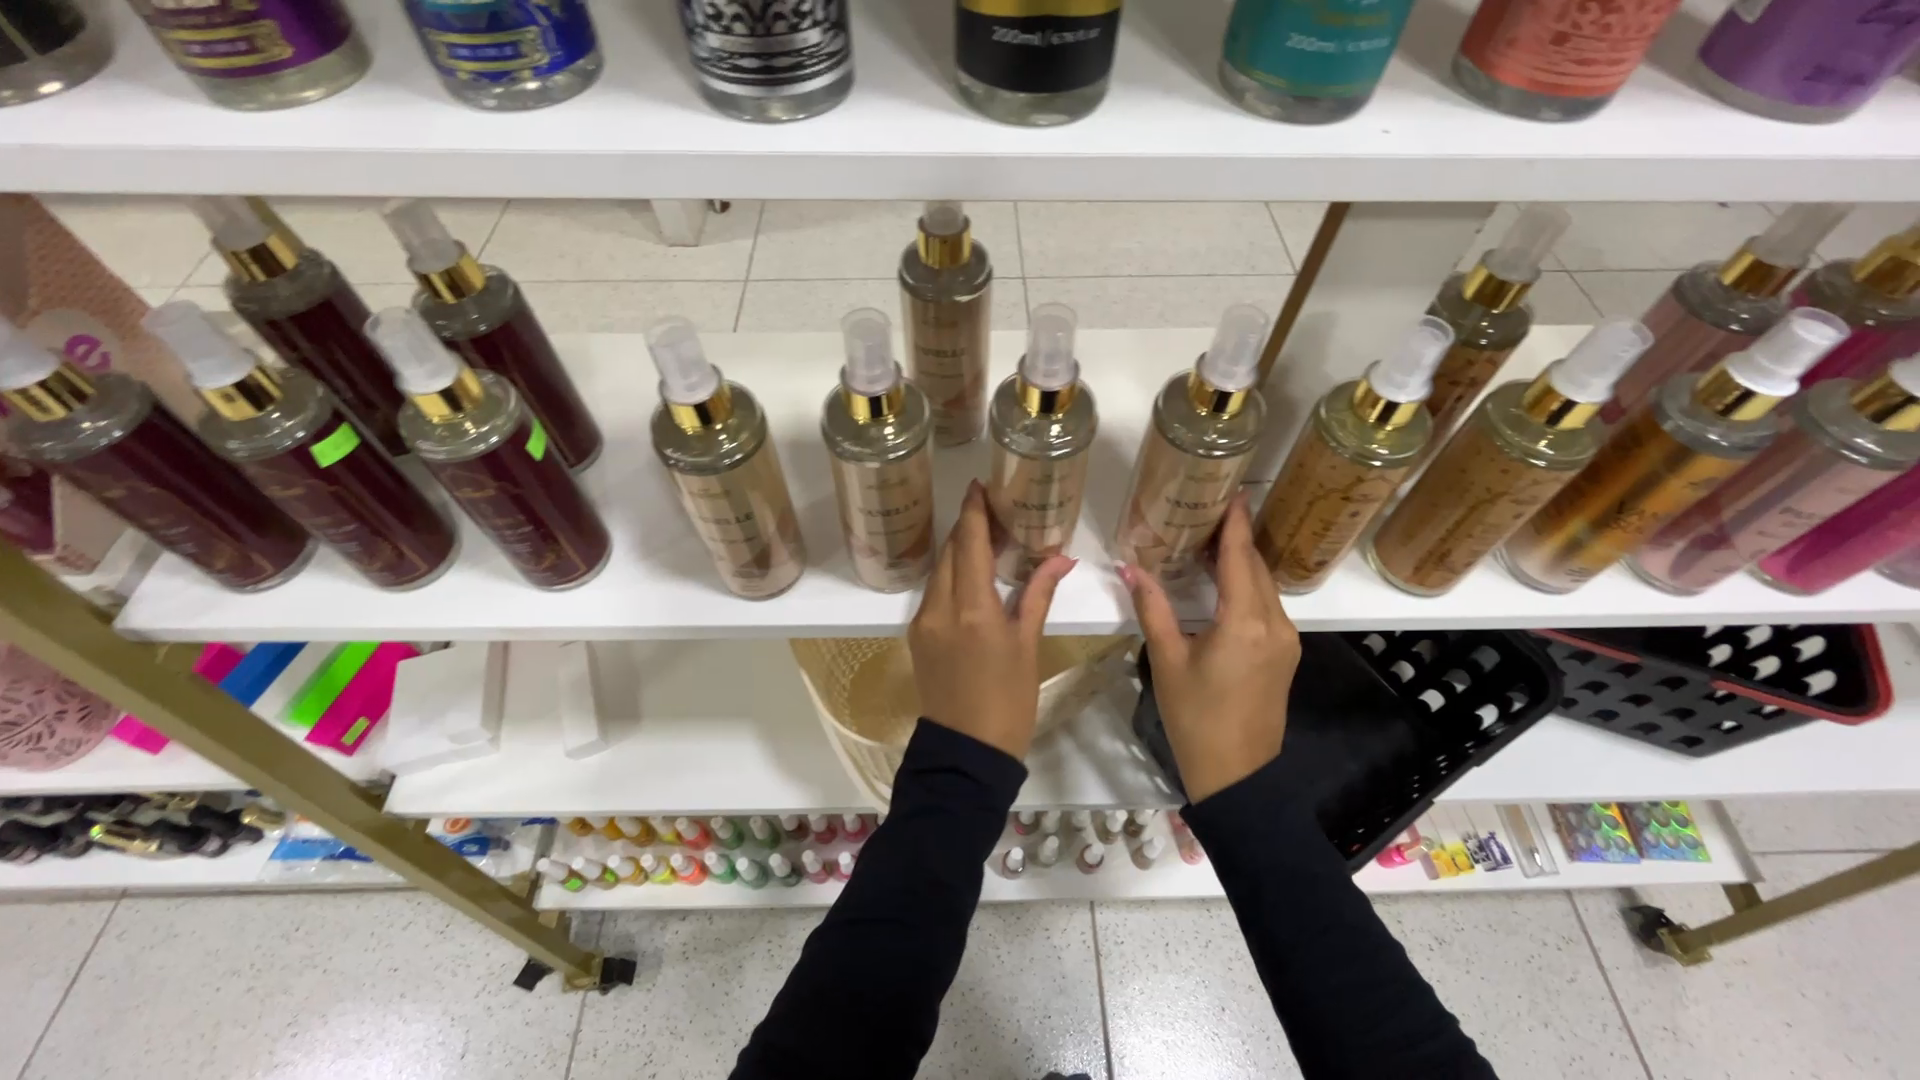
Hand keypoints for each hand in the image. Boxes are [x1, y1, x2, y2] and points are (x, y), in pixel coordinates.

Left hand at [908, 480, 1075, 759]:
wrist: (967, 751)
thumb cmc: (1008, 702)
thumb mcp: (1028, 645)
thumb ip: (1038, 595)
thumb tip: (1060, 558)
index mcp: (971, 608)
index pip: (970, 543)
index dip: (974, 511)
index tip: (979, 485)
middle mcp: (939, 608)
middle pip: (951, 552)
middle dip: (968, 527)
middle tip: (993, 509)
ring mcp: (923, 622)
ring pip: (939, 571)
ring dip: (959, 550)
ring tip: (986, 536)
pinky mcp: (917, 636)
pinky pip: (933, 592)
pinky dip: (951, 575)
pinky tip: (970, 573)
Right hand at [1119, 495, 1300, 801]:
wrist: (1237, 773)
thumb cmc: (1195, 718)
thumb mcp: (1167, 661)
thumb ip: (1152, 608)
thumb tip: (1129, 568)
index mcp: (1245, 621)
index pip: (1240, 557)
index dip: (1235, 523)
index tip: (1233, 491)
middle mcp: (1275, 623)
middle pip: (1257, 567)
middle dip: (1236, 538)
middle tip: (1210, 512)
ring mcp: (1286, 639)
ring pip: (1265, 586)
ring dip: (1242, 563)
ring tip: (1212, 541)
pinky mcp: (1286, 653)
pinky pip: (1268, 606)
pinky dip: (1248, 586)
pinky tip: (1225, 583)